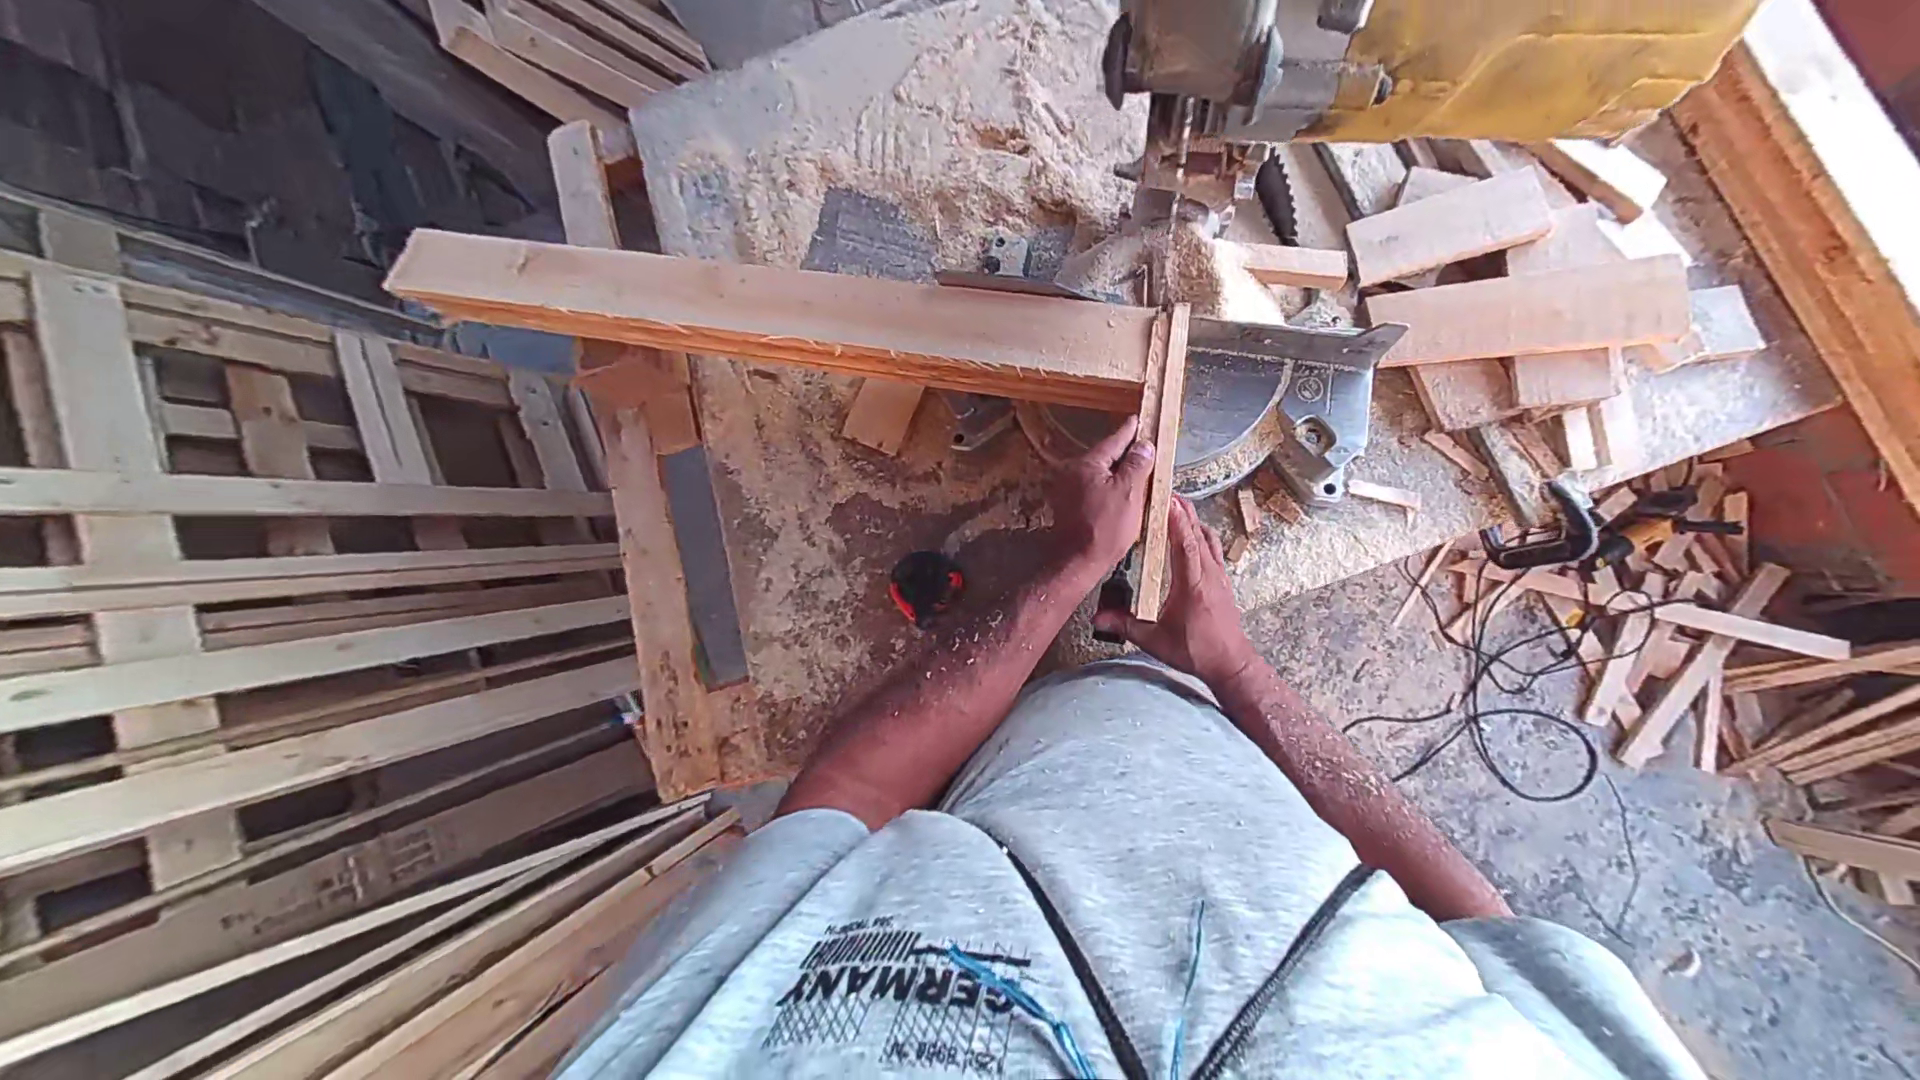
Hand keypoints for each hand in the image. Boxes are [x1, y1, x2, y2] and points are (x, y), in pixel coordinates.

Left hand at [1047, 415, 1155, 574]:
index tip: (1140, 420)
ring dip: (1118, 474)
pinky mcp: (1068, 505)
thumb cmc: (1105, 529)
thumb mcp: (1129, 493)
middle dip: (1126, 454)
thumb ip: (1137, 465)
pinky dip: (1108, 488)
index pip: (1114, 440)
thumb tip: (1144, 445)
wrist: (1078, 562)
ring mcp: (1067, 489)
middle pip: (1105, 456)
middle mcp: (1072, 471)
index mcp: (1087, 464)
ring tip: (1140, 475)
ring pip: (1099, 473)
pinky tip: (1122, 496)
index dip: (1131, 431)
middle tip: (1147, 449)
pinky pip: (1093, 488)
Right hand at [1093, 496, 1257, 687]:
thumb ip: (1125, 625)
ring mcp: (1219, 577)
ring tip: (1177, 507)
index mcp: (1192, 584)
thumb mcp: (1155, 640)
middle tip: (1166, 491)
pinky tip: (1192, 533)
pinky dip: (1201, 535)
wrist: (1231, 664)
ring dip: (1193, 521)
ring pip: (1208, 539)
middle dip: (1183, 511)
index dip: (1176, 519)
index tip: (1165, 499)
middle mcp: (1209, 575)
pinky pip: (1213, 550)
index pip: (1185, 543)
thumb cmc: (1195, 652)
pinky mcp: (1223, 582)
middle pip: (1197, 533)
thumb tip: (1097, 617)